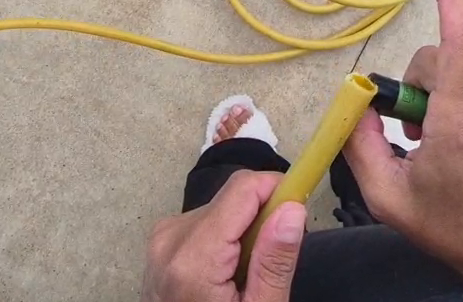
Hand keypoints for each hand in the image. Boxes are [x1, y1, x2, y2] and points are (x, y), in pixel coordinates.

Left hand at [139, 171, 304, 301]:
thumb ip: (274, 264)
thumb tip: (293, 209)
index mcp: (193, 257)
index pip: (244, 187)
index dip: (278, 190)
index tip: (298, 213)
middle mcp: (172, 237)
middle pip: (234, 196)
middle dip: (262, 219)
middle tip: (271, 262)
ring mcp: (164, 237)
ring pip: (224, 206)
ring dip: (244, 230)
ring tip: (244, 275)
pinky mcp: (164, 240)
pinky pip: (208, 219)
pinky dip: (226, 237)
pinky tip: (225, 273)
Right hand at [343, 0, 462, 301]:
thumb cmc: (455, 227)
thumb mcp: (390, 200)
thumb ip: (361, 146)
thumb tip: (355, 104)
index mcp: (458, 121)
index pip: (459, 42)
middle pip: (440, 59)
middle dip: (417, 86)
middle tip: (416, 137)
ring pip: (457, 73)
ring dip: (441, 97)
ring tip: (445, 147)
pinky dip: (461, 102)